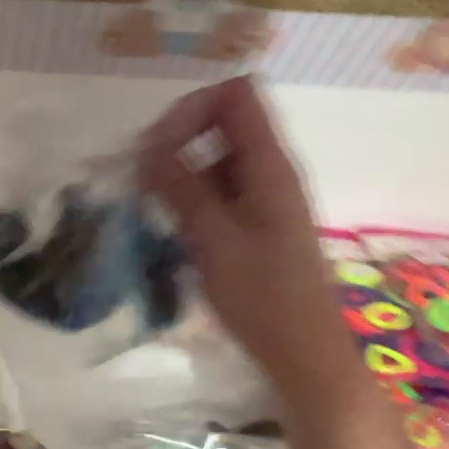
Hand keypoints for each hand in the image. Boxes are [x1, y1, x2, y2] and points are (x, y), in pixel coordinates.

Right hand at [137, 77, 357, 401]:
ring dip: (181, 173)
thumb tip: (147, 145)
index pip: (235, 95)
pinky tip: (174, 229)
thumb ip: (182, 189)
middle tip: (144, 181)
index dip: (192, 109)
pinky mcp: (258, 224)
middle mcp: (272, 171)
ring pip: (217, 159)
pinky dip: (192, 198)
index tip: (156, 149)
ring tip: (152, 208)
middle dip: (178, 140)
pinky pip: (221, 191)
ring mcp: (266, 198)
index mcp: (270, 166)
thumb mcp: (215, 242)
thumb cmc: (263, 300)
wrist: (304, 353)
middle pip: (224, 122)